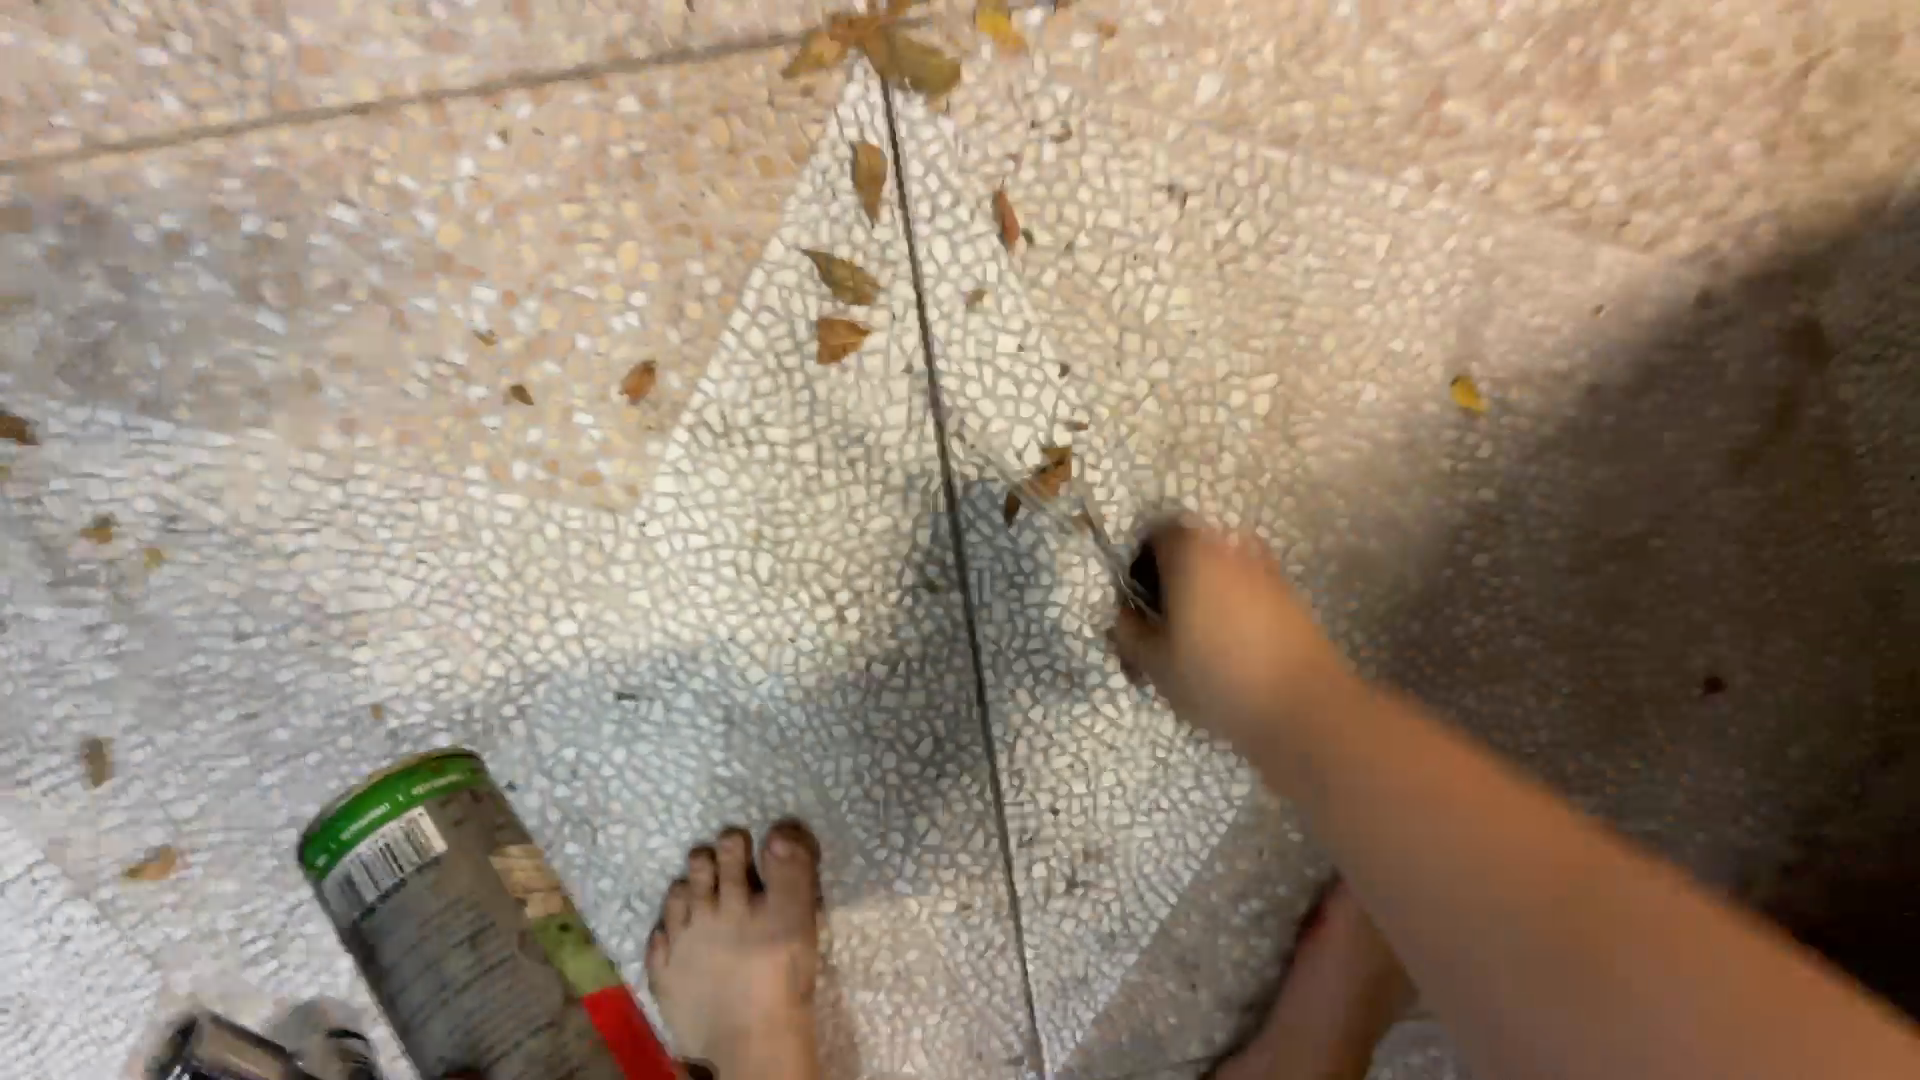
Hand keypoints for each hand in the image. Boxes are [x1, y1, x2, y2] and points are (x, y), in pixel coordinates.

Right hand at [1110, 522, 1356, 755]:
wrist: (1303, 707)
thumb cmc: (1216, 677)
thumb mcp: (1154, 662)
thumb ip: (1128, 630)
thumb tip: (1124, 613)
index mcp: (1189, 550)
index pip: (1152, 533)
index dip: (1137, 562)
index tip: (1135, 598)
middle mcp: (1228, 545)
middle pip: (1189, 545)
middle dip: (1172, 573)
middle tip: (1162, 616)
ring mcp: (1264, 566)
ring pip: (1220, 565)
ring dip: (1204, 586)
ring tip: (1197, 630)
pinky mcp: (1289, 591)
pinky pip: (1247, 583)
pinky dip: (1233, 600)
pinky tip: (1231, 639)